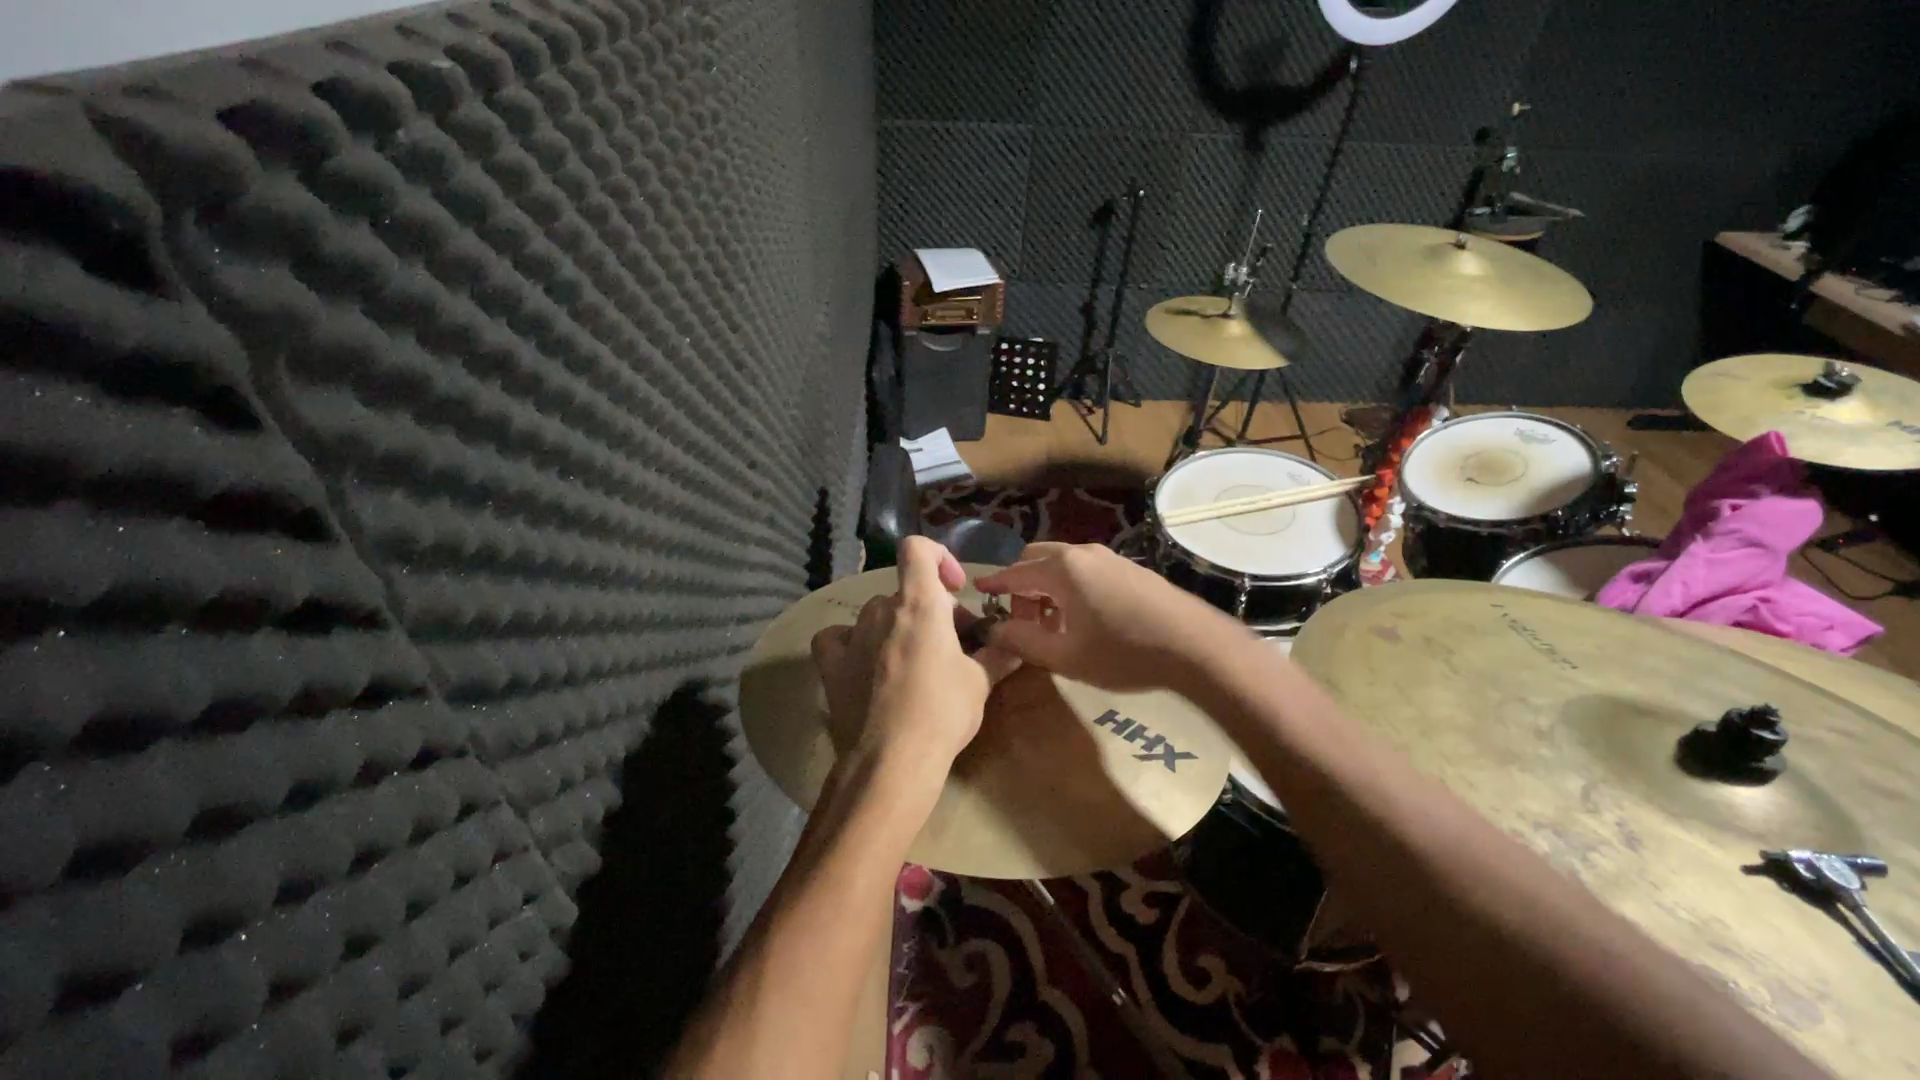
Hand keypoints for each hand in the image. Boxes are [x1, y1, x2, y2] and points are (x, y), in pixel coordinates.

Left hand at [810, 536, 1021, 771]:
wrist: (893, 760)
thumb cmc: (943, 712)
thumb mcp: (981, 682)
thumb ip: (998, 655)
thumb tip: (1016, 645)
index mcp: (919, 605)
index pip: (917, 550)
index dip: (938, 558)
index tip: (955, 588)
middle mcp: (881, 611)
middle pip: (907, 594)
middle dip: (932, 612)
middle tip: (954, 646)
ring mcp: (851, 636)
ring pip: (877, 615)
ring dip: (898, 629)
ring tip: (915, 663)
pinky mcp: (831, 665)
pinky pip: (838, 638)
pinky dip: (852, 642)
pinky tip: (865, 662)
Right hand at [973, 542, 1244, 691]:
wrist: (1195, 648)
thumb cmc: (1124, 653)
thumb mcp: (1066, 657)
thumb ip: (1022, 642)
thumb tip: (993, 631)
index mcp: (1062, 569)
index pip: (1015, 573)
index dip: (994, 584)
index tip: (978, 590)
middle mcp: (1083, 553)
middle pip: (1037, 560)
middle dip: (1022, 586)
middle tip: (1019, 621)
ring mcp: (1111, 558)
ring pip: (1064, 565)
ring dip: (1048, 589)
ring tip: (1051, 626)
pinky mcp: (1131, 569)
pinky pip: (1087, 571)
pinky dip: (1071, 588)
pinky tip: (1083, 620)